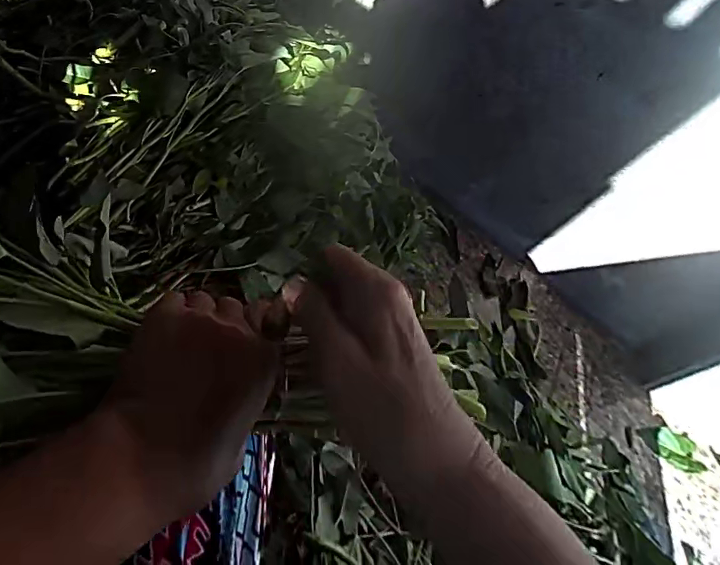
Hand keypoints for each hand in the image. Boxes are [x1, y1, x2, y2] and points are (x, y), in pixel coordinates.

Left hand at [100, 290, 278, 519]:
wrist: (142, 458)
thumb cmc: (196, 465)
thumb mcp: (241, 438)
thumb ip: (246, 397)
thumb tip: (235, 388)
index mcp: (262, 360)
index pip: (266, 322)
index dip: (249, 333)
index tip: (237, 349)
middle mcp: (236, 330)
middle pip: (233, 308)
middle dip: (222, 325)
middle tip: (205, 351)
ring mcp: (198, 318)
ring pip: (202, 300)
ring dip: (195, 318)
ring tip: (180, 342)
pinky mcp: (163, 314)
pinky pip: (173, 300)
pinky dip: (169, 314)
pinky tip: (160, 336)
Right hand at [295, 245, 485, 497]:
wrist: (439, 464)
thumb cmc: (384, 409)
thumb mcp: (337, 359)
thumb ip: (313, 314)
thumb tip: (292, 283)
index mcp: (376, 288)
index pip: (330, 255)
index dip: (302, 273)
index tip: (280, 303)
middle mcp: (387, 295)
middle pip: (336, 280)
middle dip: (307, 300)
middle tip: (283, 333)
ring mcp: (392, 322)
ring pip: (343, 307)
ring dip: (318, 324)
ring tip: (297, 354)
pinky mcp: (393, 347)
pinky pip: (355, 328)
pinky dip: (335, 341)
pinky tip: (321, 369)